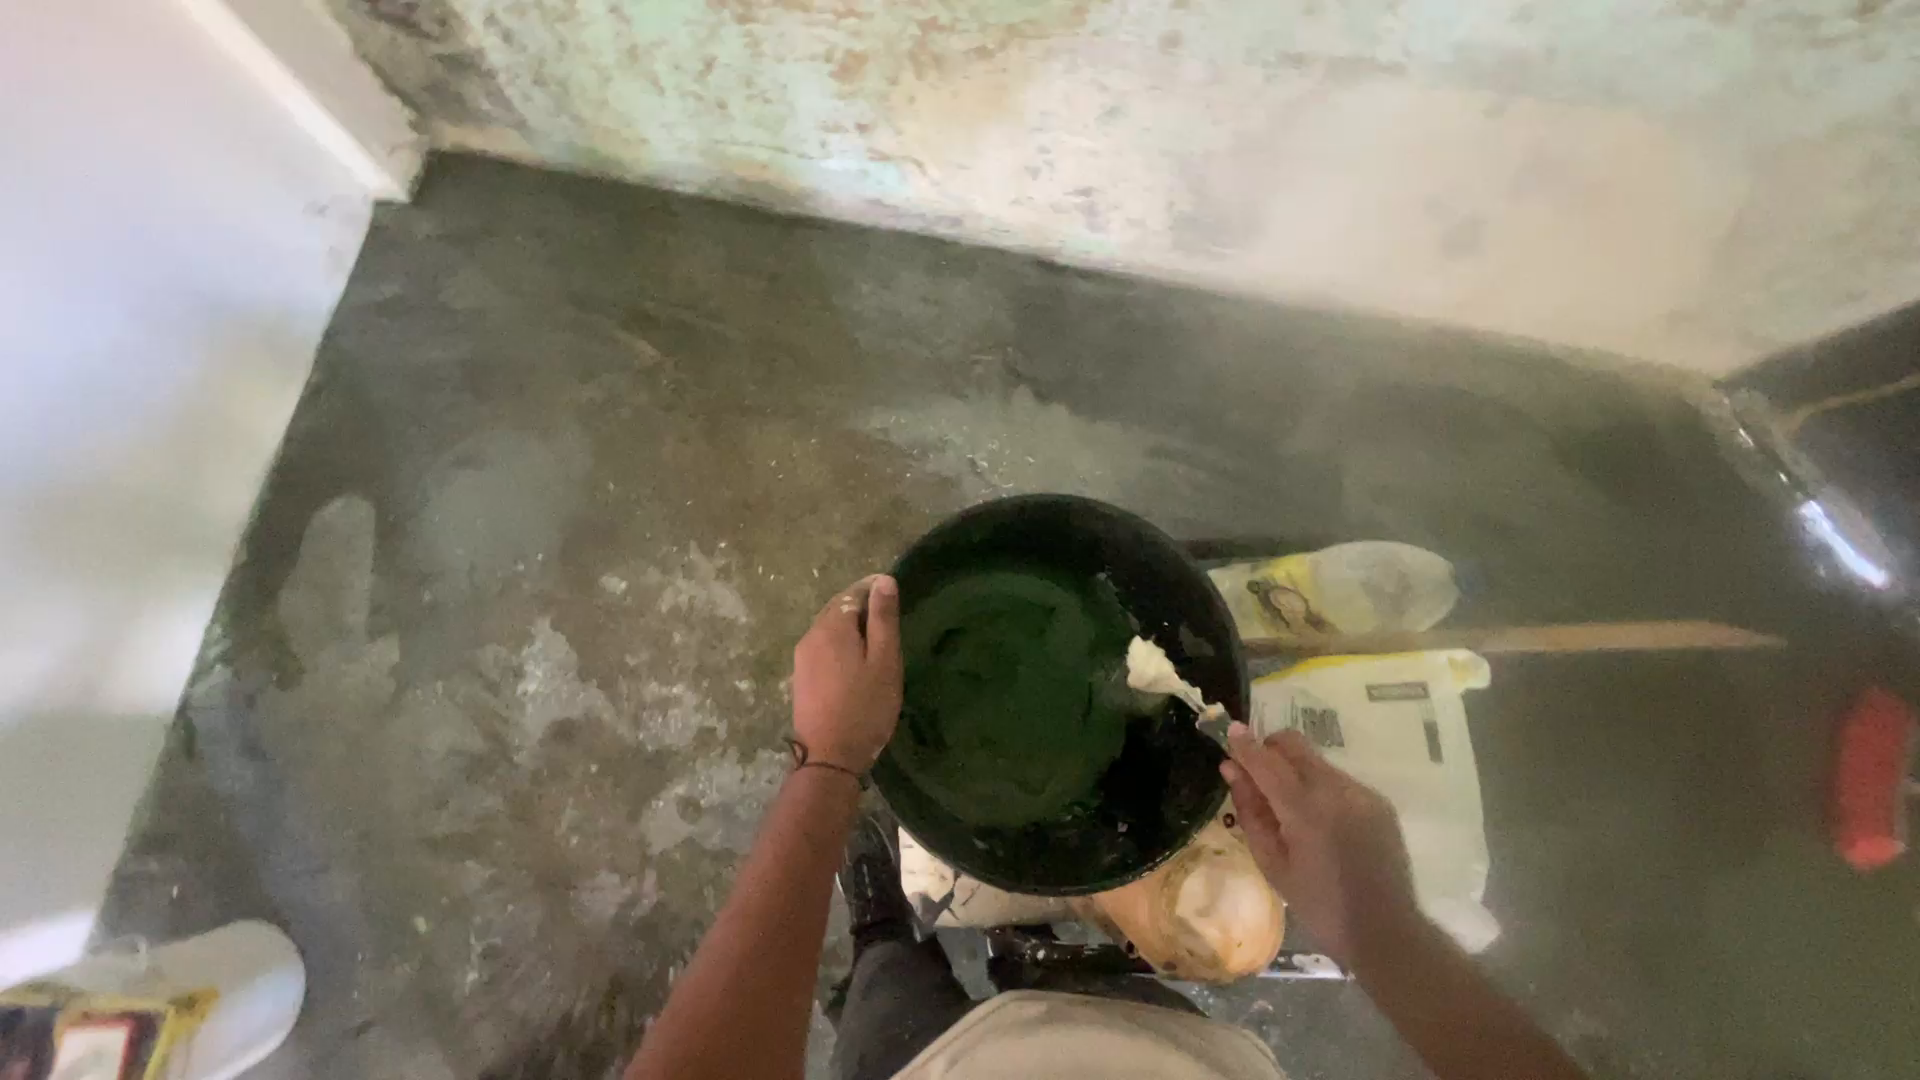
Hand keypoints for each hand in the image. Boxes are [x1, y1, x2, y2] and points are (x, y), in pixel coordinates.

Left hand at [791, 575, 902, 771]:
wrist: (829, 757)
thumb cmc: (865, 707)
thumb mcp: (884, 661)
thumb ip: (883, 619)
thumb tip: (883, 580)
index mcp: (831, 627)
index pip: (852, 593)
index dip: (873, 588)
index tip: (894, 591)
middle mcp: (811, 636)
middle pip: (836, 608)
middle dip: (860, 605)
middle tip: (888, 613)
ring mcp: (802, 658)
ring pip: (828, 628)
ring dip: (850, 625)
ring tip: (877, 637)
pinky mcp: (801, 677)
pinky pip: (823, 647)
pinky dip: (841, 643)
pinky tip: (856, 659)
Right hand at [1223, 724, 1419, 964]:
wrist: (1385, 930)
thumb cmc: (1318, 904)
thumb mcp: (1271, 862)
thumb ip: (1250, 810)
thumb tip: (1231, 769)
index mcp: (1305, 810)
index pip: (1266, 762)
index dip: (1245, 744)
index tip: (1229, 729)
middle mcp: (1336, 791)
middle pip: (1294, 744)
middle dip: (1270, 749)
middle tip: (1256, 774)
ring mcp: (1361, 793)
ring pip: (1314, 760)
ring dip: (1293, 770)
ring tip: (1290, 807)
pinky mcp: (1377, 801)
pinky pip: (1337, 779)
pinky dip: (1318, 786)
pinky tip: (1320, 820)